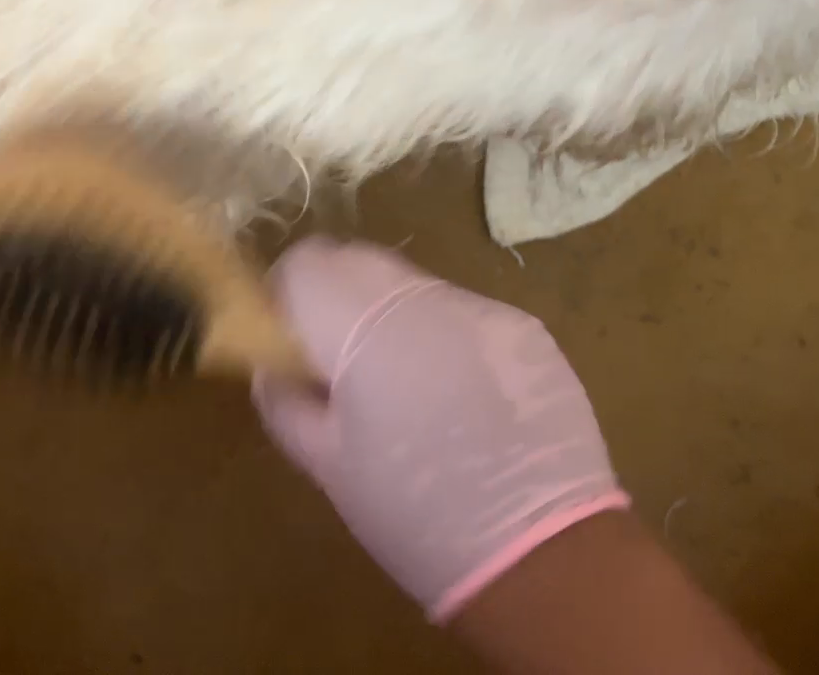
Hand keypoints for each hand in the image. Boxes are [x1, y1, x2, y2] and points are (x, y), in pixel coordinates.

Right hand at [255, 238, 629, 621]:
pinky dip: (439, 334)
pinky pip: (460, 310)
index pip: (305, 263)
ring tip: (400, 382)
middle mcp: (426, 300)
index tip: (288, 339)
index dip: (286, 294)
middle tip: (336, 360)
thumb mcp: (325, 464)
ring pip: (411, 283)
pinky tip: (455, 394)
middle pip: (357, 259)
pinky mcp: (526, 328)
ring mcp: (483, 309)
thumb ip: (282, 398)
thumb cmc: (415, 516)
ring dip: (389, 314)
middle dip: (334, 297)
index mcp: (366, 329)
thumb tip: (271, 365)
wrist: (546, 560)